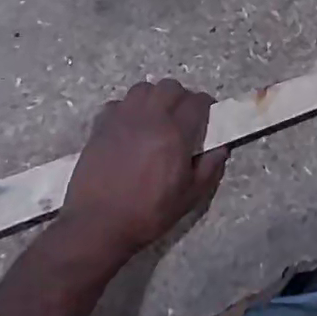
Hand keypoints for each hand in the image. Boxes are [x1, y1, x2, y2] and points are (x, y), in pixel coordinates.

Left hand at [57, 80, 228, 264]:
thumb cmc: (147, 214)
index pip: (198, 101)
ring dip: (153, 98)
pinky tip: (128, 128)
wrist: (95, 228)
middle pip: (170, 87)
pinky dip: (125, 110)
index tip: (206, 117)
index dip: (206, 106)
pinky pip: (116, 105)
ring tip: (154, 117)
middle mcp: (150, 120)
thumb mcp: (189, 197)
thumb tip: (221, 148)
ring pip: (142, 89)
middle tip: (181, 116)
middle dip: (180, 97)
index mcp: (175, 134)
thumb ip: (209, 169)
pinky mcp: (99, 129)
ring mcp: (121, 121)